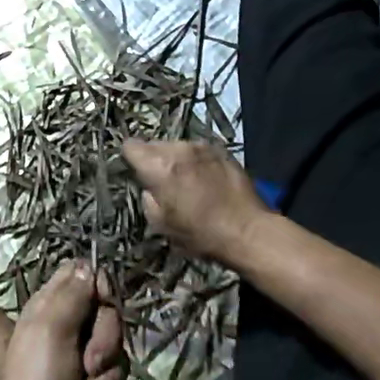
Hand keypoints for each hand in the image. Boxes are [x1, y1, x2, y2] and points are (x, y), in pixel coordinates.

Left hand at [0, 261, 126, 379]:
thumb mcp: (50, 332)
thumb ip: (73, 294)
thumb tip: (89, 264)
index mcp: (52, 307)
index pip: (83, 275)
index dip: (99, 284)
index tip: (104, 301)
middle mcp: (68, 331)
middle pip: (108, 316)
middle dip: (106, 345)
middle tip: (90, 365)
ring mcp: (80, 365)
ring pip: (116, 357)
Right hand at [122, 140, 269, 263]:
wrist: (248, 230)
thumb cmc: (201, 234)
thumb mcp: (162, 226)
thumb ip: (148, 199)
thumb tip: (150, 186)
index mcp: (160, 166)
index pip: (131, 146)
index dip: (131, 158)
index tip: (137, 172)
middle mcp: (178, 148)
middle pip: (154, 145)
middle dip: (155, 160)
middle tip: (164, 183)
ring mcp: (201, 146)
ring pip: (177, 146)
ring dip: (177, 160)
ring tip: (188, 182)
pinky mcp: (220, 149)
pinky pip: (197, 150)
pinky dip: (196, 161)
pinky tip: (206, 180)